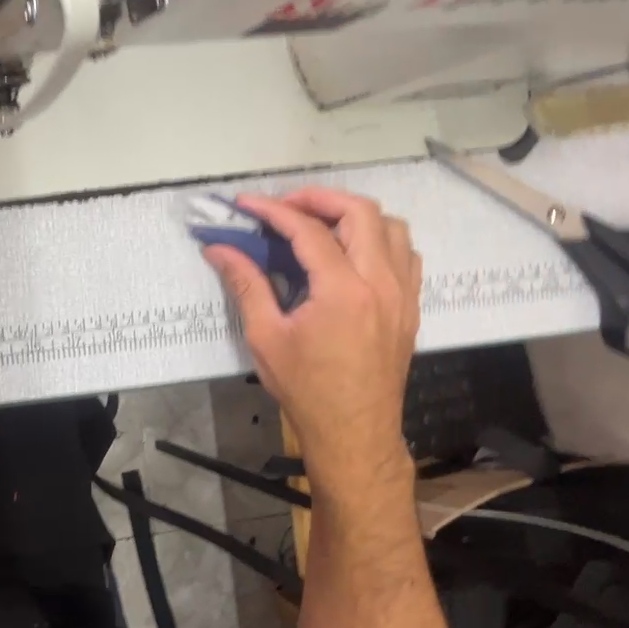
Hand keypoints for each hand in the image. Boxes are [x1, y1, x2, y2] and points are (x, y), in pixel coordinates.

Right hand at [202, 188, 422, 504]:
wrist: (353, 428)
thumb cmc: (304, 386)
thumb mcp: (264, 335)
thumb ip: (246, 284)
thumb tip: (219, 249)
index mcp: (343, 290)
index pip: (310, 231)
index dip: (274, 210)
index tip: (245, 204)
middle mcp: (382, 282)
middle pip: (361, 213)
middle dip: (319, 199)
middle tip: (282, 205)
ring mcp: (403, 293)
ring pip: (392, 228)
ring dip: (353, 215)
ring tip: (316, 224)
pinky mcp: (409, 305)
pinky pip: (405, 254)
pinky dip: (377, 239)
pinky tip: (348, 252)